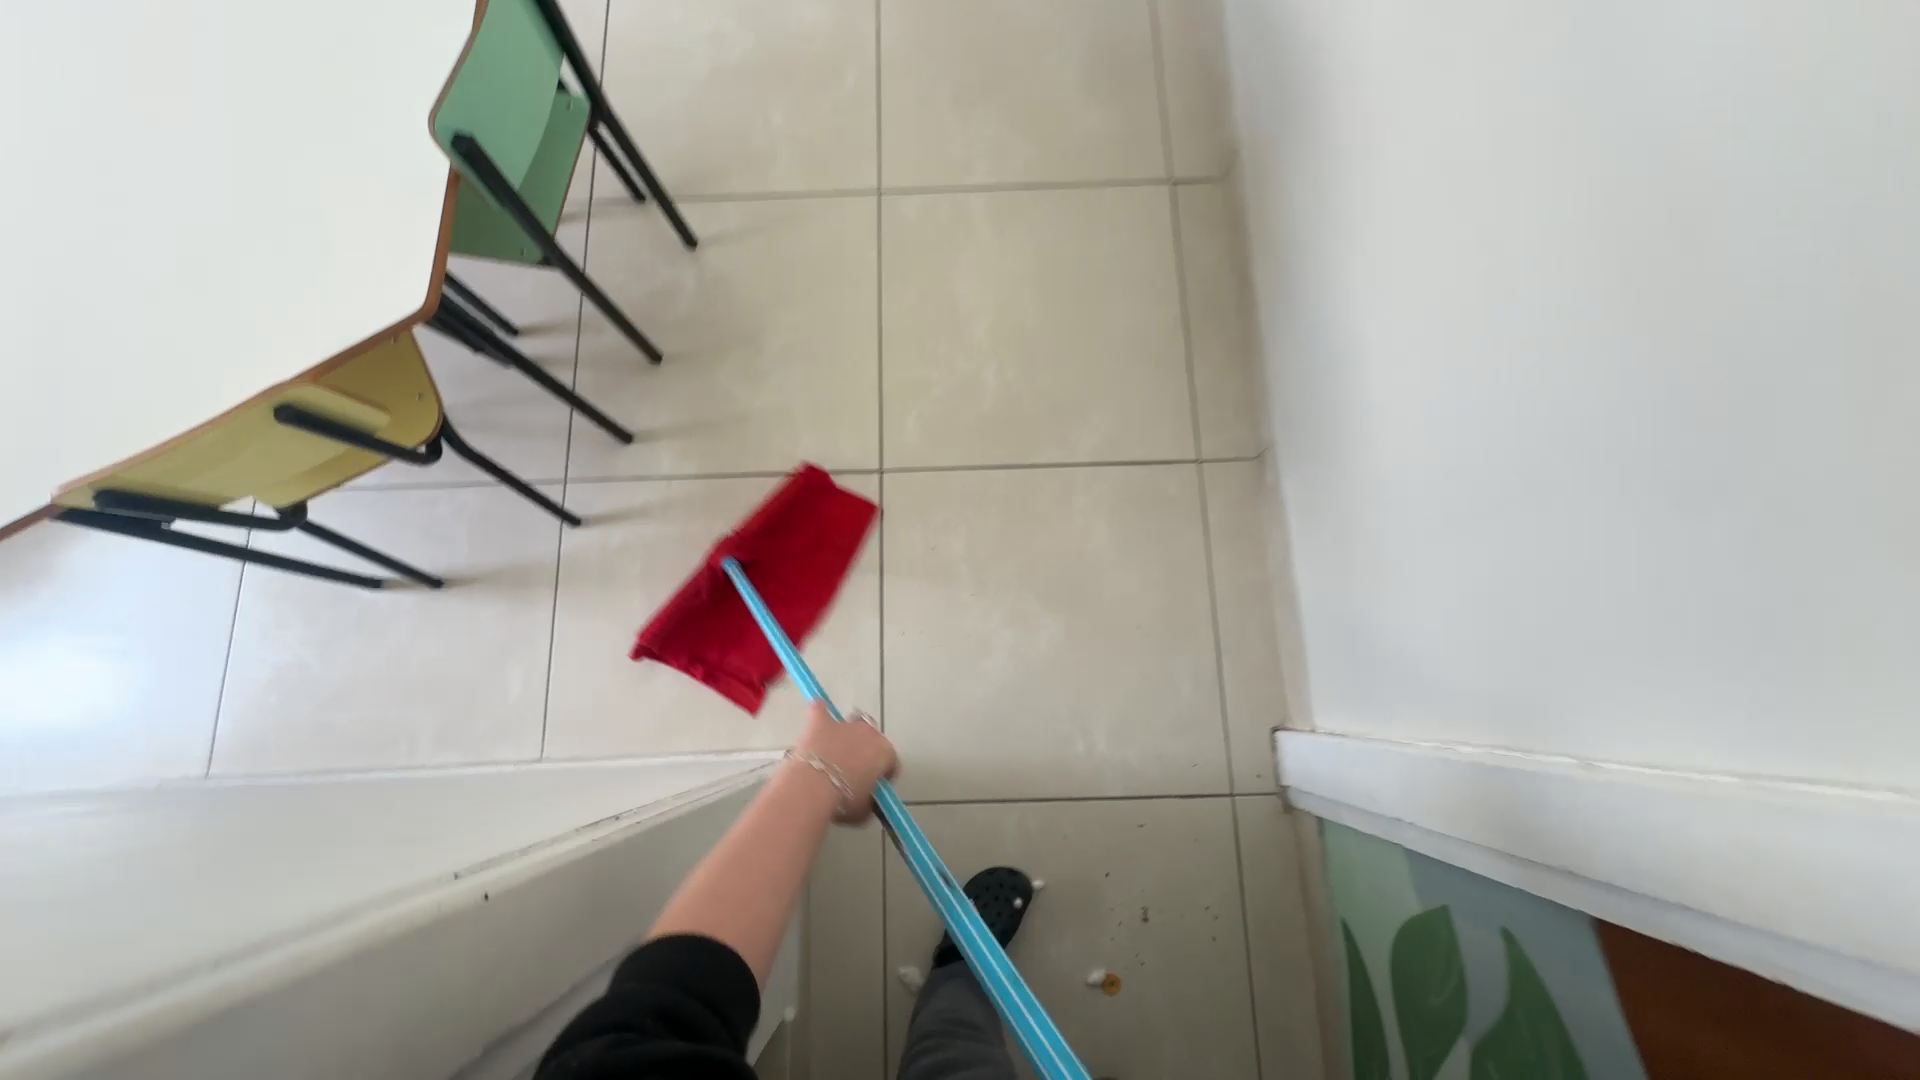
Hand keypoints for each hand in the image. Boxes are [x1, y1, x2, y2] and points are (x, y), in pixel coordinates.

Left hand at [793, 702, 897, 823]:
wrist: (812, 788)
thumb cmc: (843, 802)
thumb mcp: (862, 812)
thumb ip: (868, 803)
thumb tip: (864, 803)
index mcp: (885, 753)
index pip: (891, 762)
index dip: (883, 775)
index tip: (874, 787)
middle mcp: (869, 733)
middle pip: (872, 739)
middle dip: (865, 751)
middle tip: (852, 771)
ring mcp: (844, 725)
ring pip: (851, 723)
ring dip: (847, 733)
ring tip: (835, 749)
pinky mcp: (821, 721)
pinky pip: (821, 710)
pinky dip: (820, 712)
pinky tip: (817, 715)